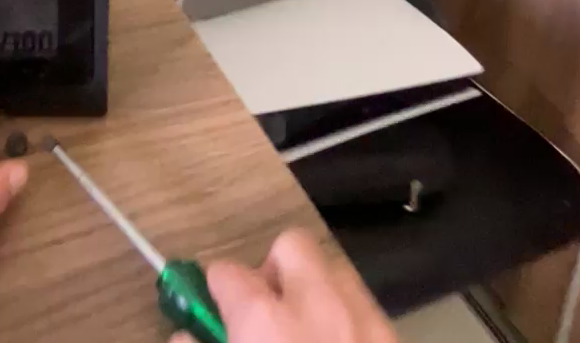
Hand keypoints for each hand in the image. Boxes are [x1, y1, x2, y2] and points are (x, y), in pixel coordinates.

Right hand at [178, 230, 396, 342]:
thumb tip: (184, 334)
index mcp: (266, 320)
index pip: (228, 273)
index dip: (217, 287)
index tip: (215, 305)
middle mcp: (318, 307)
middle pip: (290, 246)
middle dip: (273, 269)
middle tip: (262, 313)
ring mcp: (365, 323)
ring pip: (334, 271)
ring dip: (315, 290)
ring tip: (304, 332)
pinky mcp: (395, 338)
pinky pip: (367, 309)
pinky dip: (349, 319)